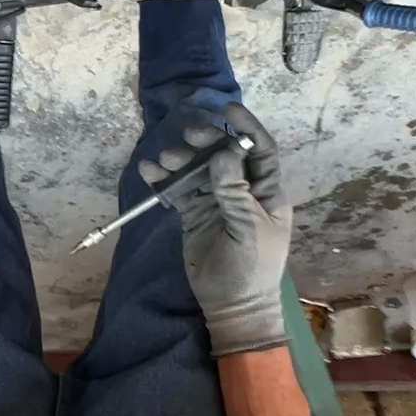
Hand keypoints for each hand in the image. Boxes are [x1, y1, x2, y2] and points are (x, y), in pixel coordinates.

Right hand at [140, 103, 291, 356]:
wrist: (232, 305)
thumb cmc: (252, 268)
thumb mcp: (248, 229)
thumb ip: (234, 192)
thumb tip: (222, 154)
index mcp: (265, 193)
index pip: (260, 152)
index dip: (248, 129)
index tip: (229, 110)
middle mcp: (241, 191)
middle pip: (223, 156)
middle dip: (206, 142)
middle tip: (188, 136)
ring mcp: (216, 201)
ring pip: (198, 170)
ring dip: (181, 162)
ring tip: (162, 160)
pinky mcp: (194, 213)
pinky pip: (178, 190)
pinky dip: (164, 180)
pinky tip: (149, 172)